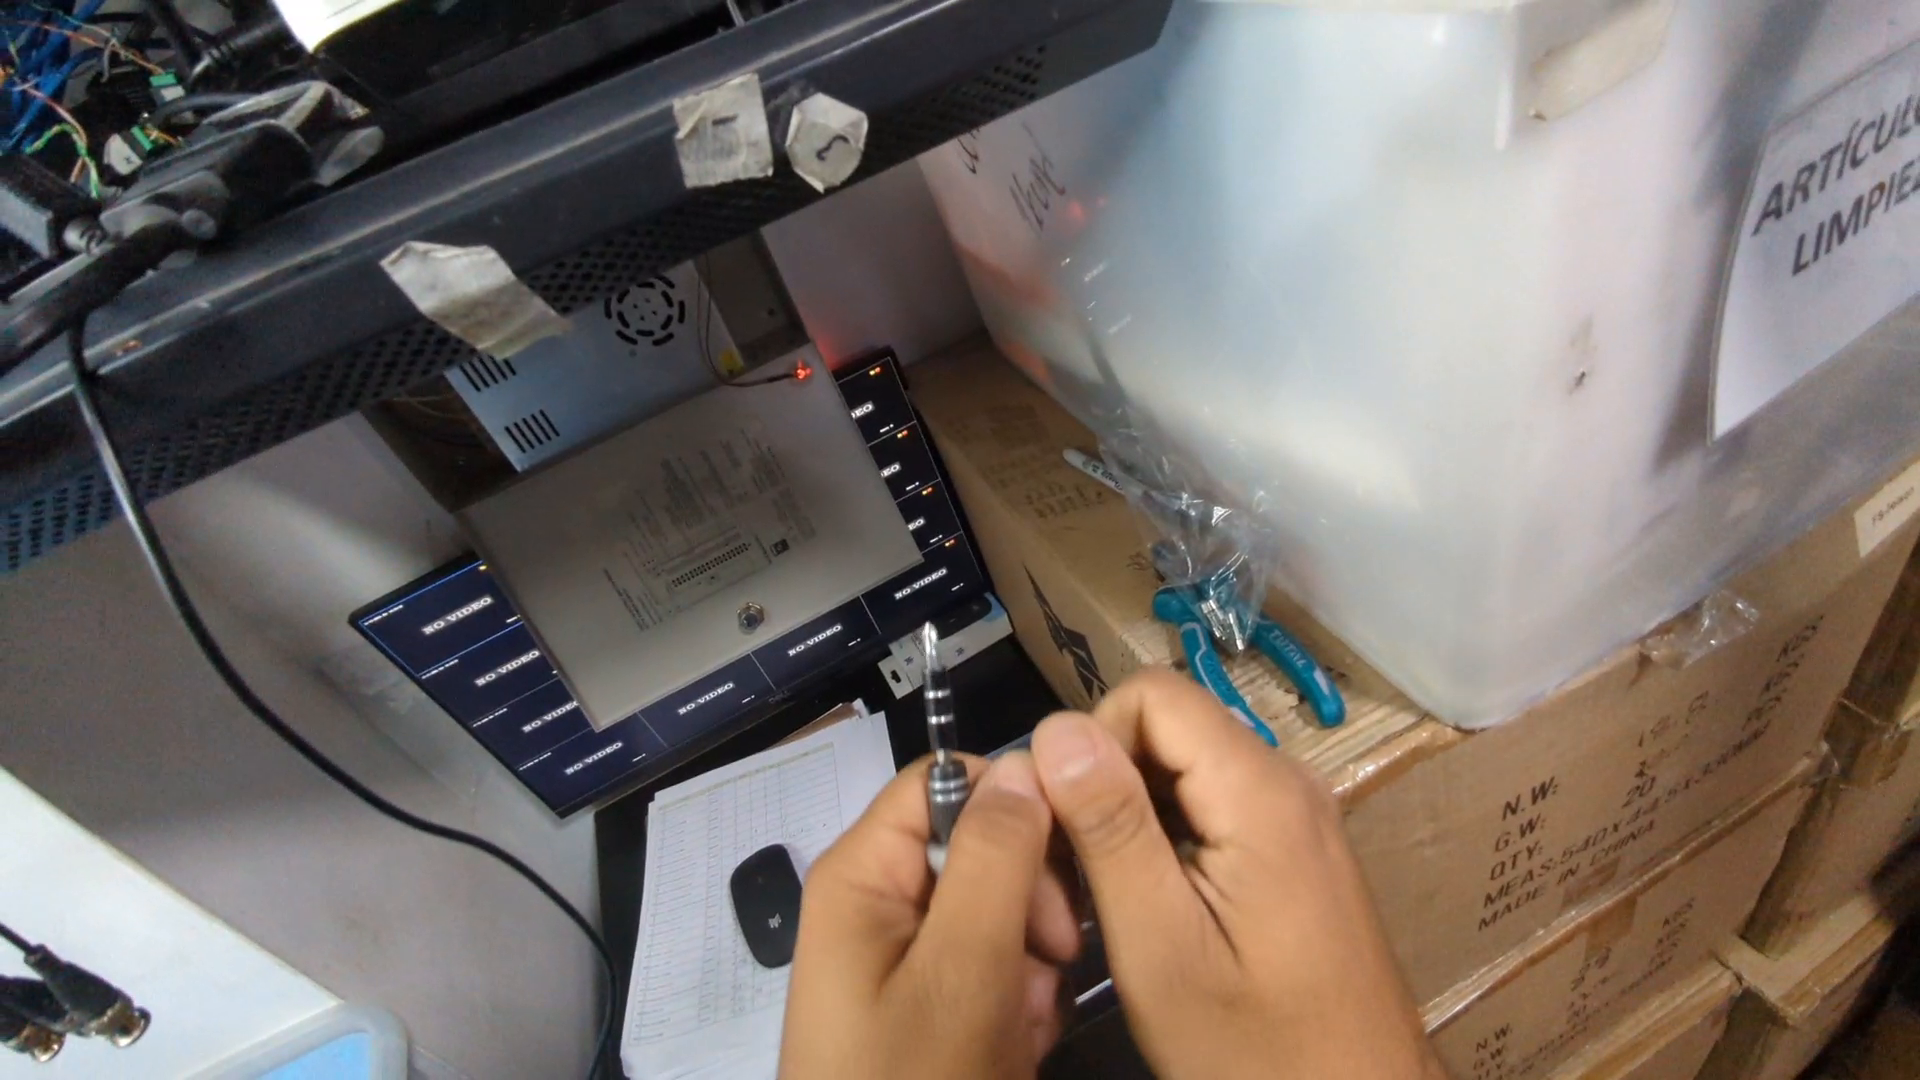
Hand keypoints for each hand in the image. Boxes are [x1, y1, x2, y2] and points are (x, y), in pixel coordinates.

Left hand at [780, 752, 1079, 1079]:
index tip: (1059, 854)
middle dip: (1025, 891)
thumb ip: (993, 858)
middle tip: (1051, 952)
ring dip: (1027, 949)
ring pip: (993, 901)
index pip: (940, 782)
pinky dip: (1017, 990)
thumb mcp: (959, 971)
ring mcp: (904, 950)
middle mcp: (879, 897)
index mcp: (865, 870)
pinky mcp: (929, 996)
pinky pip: (988, 956)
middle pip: (973, 840)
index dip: (1004, 801)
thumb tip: (1021, 762)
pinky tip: (1021, 1037)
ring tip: (1028, 1013)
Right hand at [1030, 670, 1443, 1079]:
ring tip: (1105, 886)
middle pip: (1165, 723)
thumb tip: (1056, 727)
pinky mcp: (1288, 840)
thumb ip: (1110, 827)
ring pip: (1178, 758)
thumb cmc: (1258, 1052)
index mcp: (1260, 789)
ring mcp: (1292, 809)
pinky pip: (1204, 794)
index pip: (1152, 693)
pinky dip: (1158, 826)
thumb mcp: (1162, 947)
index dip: (1093, 739)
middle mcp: (1284, 778)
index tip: (1067, 818)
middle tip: (1074, 865)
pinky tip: (1146, 891)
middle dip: (1103, 776)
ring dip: (1125, 805)